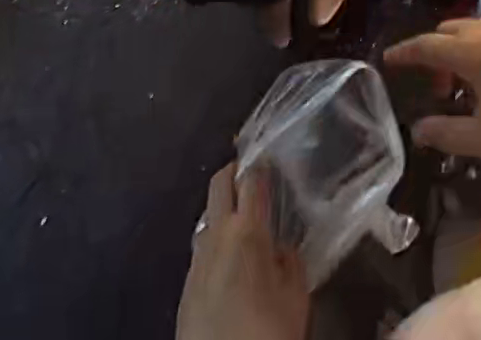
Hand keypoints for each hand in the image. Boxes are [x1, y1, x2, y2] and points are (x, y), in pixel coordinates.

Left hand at [176, 164, 308, 339]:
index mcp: (247, 231)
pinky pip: (201, 247)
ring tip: (243, 219)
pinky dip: (215, 240)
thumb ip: (290, 264)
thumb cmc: (266, 333)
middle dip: (234, 171)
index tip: (270, 158)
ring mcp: (196, 258)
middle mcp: (216, 234)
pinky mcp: (184, 284)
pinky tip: (229, 259)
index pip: (251, 180)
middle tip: (252, 173)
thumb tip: (280, 248)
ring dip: (222, 208)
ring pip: (207, 215)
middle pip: (219, 184)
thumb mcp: (296, 299)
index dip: (260, 164)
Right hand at [385, 17, 480, 181]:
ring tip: (471, 86)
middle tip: (438, 89)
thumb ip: (447, 133)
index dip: (405, 53)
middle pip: (450, 31)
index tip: (388, 59)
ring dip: (462, 49)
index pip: (427, 45)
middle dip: (436, 53)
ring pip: (476, 29)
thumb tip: (417, 130)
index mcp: (474, 50)